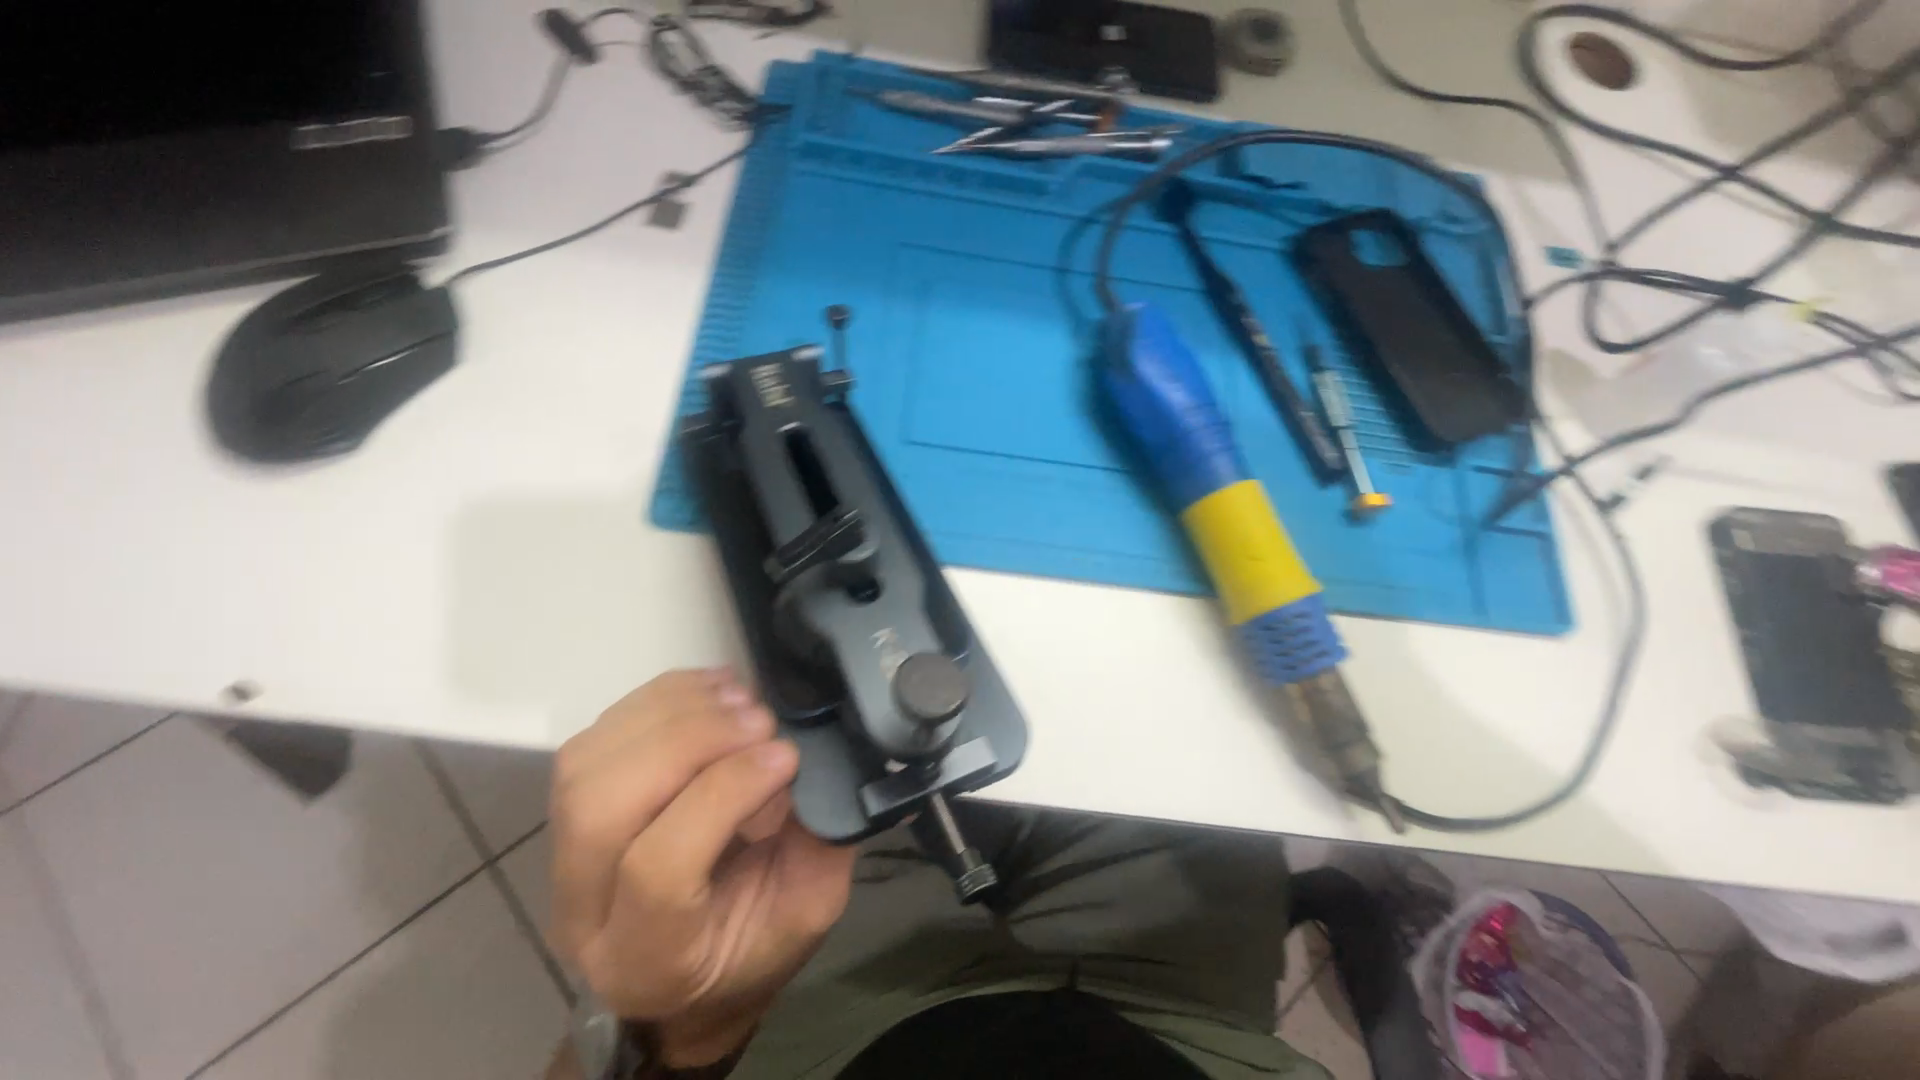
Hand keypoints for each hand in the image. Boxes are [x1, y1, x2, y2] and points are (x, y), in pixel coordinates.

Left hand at [550, 670, 857, 1065]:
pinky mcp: (566, 812)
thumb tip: (805, 760)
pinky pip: (593, 740)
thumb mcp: (809, 910)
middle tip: (759, 720)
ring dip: (669, 714)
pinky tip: (711, 691)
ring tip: (738, 698)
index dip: (724, 795)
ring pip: (585, 767)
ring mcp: (561, 860)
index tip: (787, 756)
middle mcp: (586, 912)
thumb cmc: (756, 942)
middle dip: (686, 743)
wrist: (693, 966)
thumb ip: (815, 846)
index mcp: (649, 959)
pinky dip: (656, 701)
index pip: (659, 869)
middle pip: (601, 809)